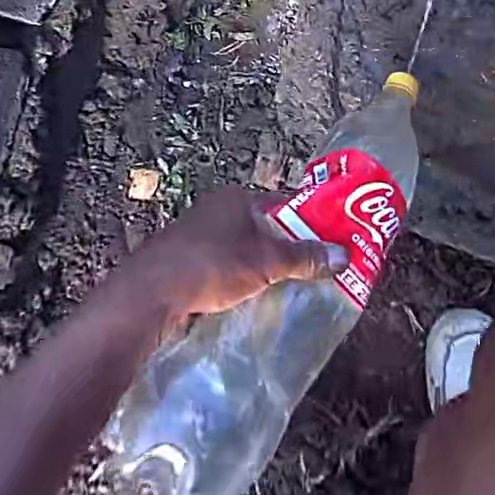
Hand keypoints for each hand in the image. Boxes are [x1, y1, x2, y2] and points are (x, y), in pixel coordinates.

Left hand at [115, 188, 348, 323]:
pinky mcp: (185, 259)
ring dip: (263, 264)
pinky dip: (240, 276)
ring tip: (287, 286)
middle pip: (265, 226)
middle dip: (288, 246)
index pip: (285, 203)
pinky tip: (250, 295)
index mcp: (238, 198)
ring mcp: (198, 234)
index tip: (331, 241)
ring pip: (244, 247)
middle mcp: (218, 209)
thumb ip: (305, 258)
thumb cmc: (213, 264)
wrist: (151, 292)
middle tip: (314, 269)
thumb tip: (344, 256)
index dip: (309, 220)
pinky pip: (224, 264)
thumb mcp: (267, 262)